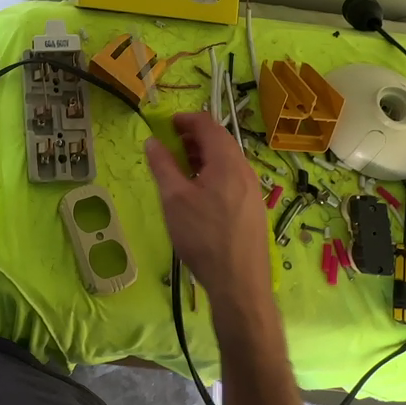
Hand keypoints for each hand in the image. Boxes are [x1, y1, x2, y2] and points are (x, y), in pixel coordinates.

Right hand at [145, 112, 271, 310]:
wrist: (239, 285)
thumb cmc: (203, 237)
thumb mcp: (174, 198)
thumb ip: (162, 165)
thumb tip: (152, 141)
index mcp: (227, 163)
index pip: (208, 125)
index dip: (186, 119)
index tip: (166, 125)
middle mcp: (245, 171)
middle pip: (220, 141)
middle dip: (194, 137)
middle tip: (170, 145)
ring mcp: (253, 191)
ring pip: (227, 161)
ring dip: (203, 156)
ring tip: (181, 168)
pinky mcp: (253, 209)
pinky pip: (233, 178)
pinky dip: (214, 172)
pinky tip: (199, 192)